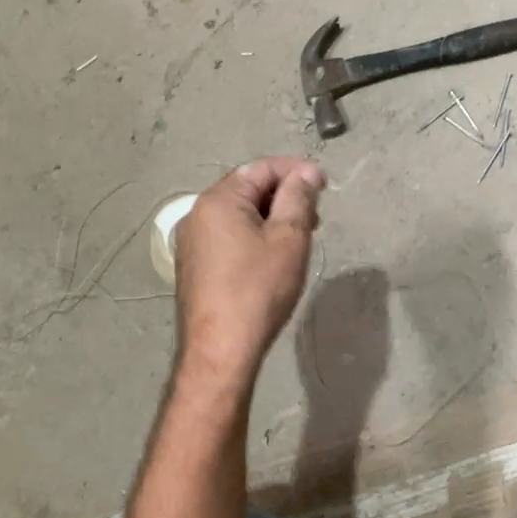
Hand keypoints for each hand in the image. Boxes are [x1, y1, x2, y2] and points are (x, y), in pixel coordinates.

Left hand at [174, 157, 325, 379]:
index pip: (261, 168)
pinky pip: (228, 237)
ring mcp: (191, 242)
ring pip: (238, 215)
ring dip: (271, 218)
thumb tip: (304, 173)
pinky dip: (254, 236)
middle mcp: (197, 214)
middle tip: (316, 216)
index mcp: (218, 200)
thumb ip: (298, 198)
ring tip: (299, 238)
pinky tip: (273, 258)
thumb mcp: (288, 238)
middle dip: (284, 196)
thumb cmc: (259, 289)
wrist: (220, 349)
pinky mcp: (194, 266)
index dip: (296, 171)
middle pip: (247, 189)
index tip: (325, 185)